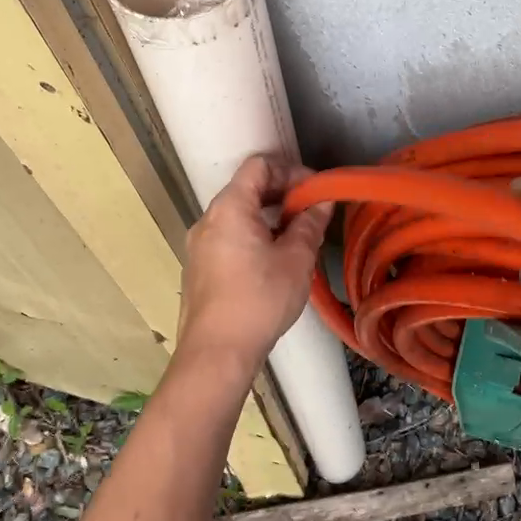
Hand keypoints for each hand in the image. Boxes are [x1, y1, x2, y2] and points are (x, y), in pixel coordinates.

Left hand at [176, 155, 334, 366]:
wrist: (215, 355)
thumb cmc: (259, 300)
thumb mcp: (296, 258)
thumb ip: (310, 223)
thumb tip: (321, 203)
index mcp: (230, 208)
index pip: (259, 165)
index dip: (290, 170)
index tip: (314, 190)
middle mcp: (208, 220)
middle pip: (247, 188)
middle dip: (282, 194)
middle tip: (311, 212)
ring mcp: (199, 246)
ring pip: (238, 215)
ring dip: (269, 217)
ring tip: (297, 237)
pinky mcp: (199, 269)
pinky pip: (228, 237)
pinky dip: (253, 236)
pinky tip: (274, 261)